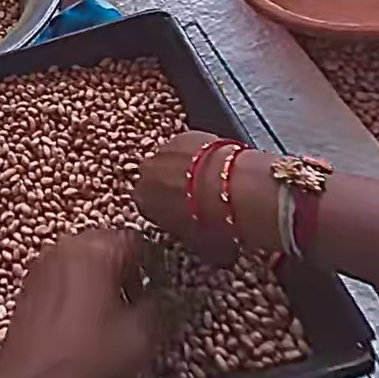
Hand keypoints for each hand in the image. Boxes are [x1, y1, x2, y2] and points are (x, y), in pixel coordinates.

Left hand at [0, 229, 164, 377]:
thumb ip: (162, 307)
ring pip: (83, 261)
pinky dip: (79, 289)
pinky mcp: (29, 284)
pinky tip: (85, 323)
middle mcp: (65, 246)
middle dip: (127, 271)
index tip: (161, 290)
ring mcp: (43, 263)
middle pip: (106, 247)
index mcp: (94, 248)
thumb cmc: (88, 355)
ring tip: (113, 317)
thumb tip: (173, 297)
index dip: (154, 264)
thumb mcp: (140, 335)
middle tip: (139, 304)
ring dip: (102, 280)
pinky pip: (63, 275)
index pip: (134, 239)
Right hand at [135, 130, 242, 265]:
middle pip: (155, 177)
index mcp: (143, 201)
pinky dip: (198, 153)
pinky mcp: (185, 135)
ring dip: (183, 167)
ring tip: (208, 180)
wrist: (235, 189)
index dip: (164, 209)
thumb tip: (192, 236)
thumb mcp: (194, 242)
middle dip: (170, 185)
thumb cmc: (212, 224)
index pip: (147, 204)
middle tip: (195, 198)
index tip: (181, 215)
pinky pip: (187, 146)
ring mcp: (164, 149)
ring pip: (169, 159)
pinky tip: (216, 164)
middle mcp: (146, 172)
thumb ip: (183, 234)